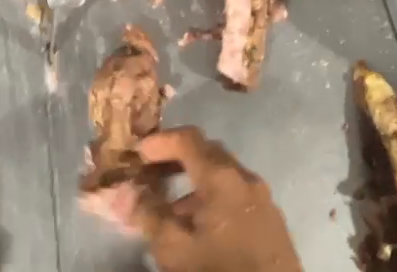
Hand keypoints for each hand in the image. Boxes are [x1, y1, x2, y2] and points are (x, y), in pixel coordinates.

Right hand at [132, 127, 301, 271]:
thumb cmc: (219, 271)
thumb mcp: (175, 248)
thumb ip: (147, 215)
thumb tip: (124, 192)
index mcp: (222, 177)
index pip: (188, 138)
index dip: (160, 140)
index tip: (138, 153)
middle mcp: (246, 178)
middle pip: (208, 152)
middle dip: (177, 158)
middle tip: (151, 173)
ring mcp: (263, 200)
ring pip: (224, 176)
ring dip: (195, 183)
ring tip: (172, 210)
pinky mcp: (272, 223)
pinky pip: (238, 196)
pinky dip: (214, 199)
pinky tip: (201, 229)